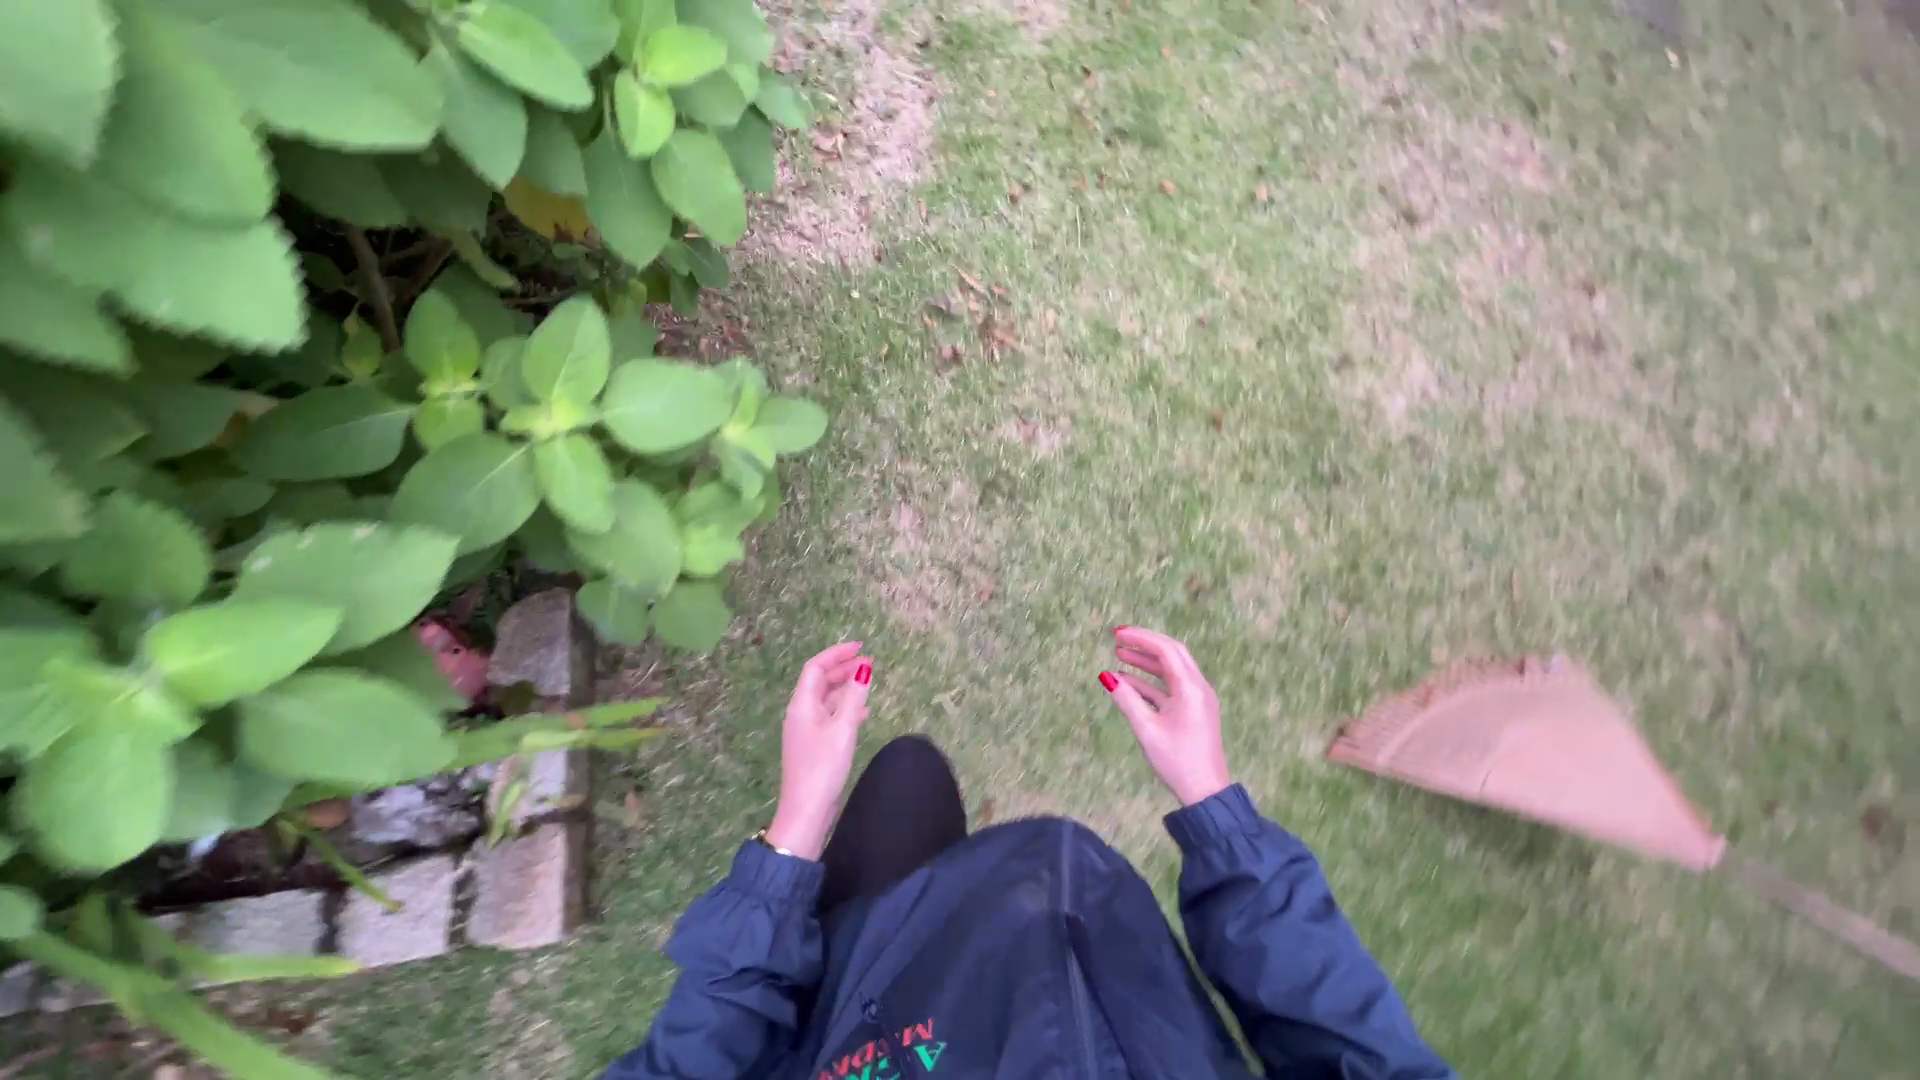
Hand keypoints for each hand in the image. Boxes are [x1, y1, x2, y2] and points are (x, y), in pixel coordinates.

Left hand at [765, 641, 871, 858]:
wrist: (806, 811)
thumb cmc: (823, 766)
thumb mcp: (843, 728)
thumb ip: (854, 697)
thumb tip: (864, 667)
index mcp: (802, 704)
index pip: (816, 667)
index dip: (837, 654)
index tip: (861, 647)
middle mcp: (800, 712)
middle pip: (820, 681)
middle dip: (843, 669)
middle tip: (870, 663)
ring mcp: (805, 730)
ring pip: (826, 699)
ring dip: (846, 688)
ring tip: (869, 683)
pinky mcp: (813, 745)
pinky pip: (829, 716)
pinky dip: (845, 708)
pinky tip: (863, 713)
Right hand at [1101, 627, 1231, 805]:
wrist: (1205, 793)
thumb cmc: (1177, 760)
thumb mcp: (1147, 729)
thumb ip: (1127, 700)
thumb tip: (1106, 677)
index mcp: (1191, 688)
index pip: (1166, 650)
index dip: (1141, 638)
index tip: (1117, 634)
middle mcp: (1198, 688)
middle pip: (1172, 654)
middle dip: (1145, 644)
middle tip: (1118, 639)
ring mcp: (1197, 699)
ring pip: (1171, 670)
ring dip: (1147, 662)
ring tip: (1120, 655)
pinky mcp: (1192, 711)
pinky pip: (1170, 688)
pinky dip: (1150, 682)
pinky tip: (1127, 682)